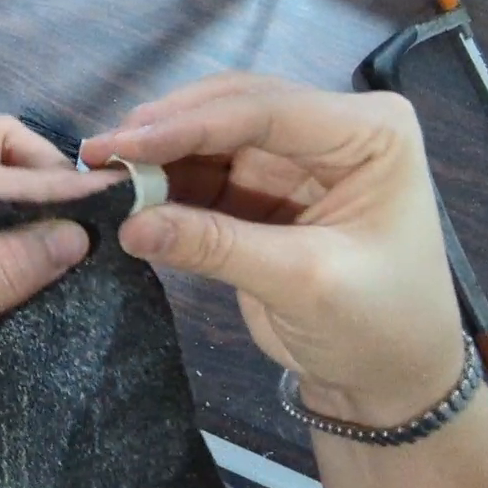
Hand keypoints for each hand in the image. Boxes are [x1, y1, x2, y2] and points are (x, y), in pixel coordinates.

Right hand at [81, 73, 464, 425]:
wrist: (388, 380)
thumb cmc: (377, 326)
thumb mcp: (302, 283)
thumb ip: (215, 246)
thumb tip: (128, 224)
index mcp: (367, 133)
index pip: (266, 112)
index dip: (188, 126)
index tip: (121, 145)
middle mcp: (328, 130)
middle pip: (230, 107)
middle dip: (164, 129)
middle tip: (100, 152)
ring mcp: (289, 156)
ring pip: (206, 133)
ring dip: (155, 151)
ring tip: (101, 169)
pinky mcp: (255, 186)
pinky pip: (197, 169)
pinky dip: (160, 178)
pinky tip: (125, 189)